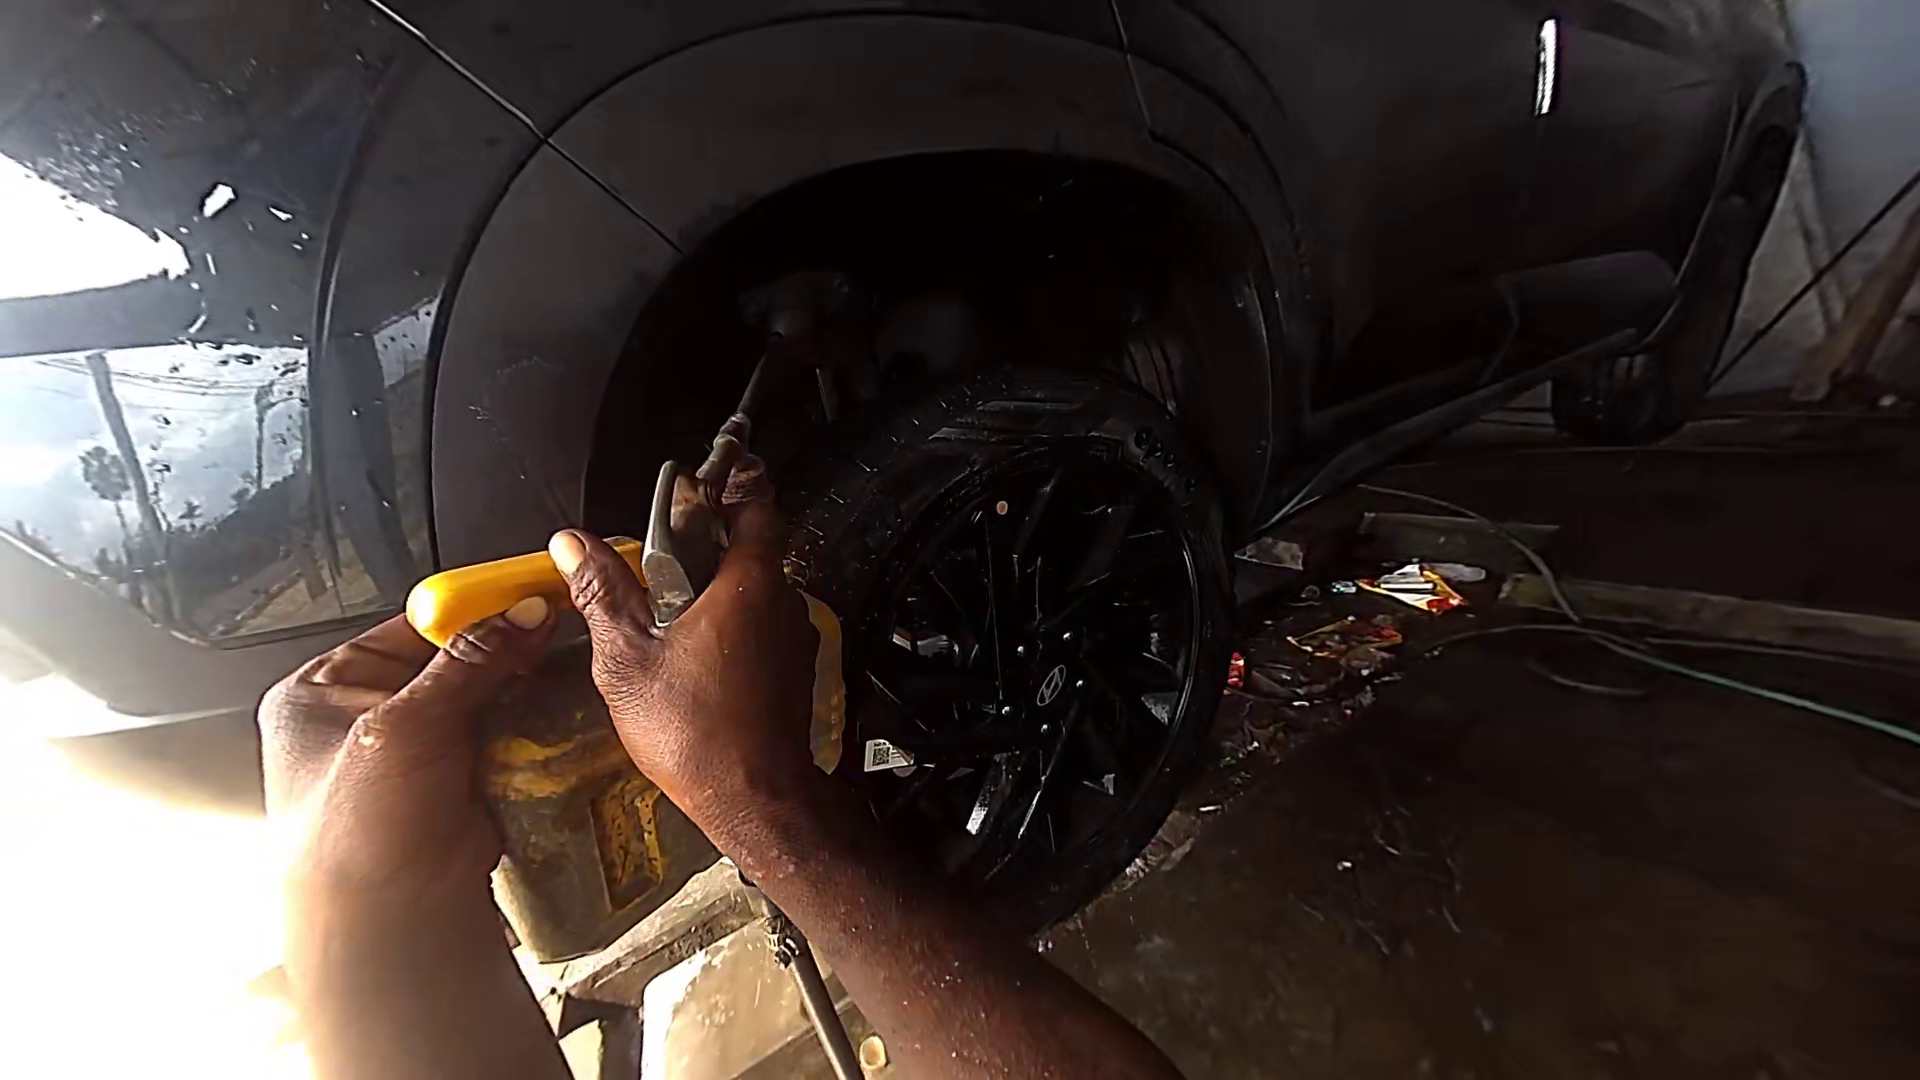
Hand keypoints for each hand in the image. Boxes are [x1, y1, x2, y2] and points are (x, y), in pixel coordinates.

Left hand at [258, 605, 555, 911]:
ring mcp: (425, 733)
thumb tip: (525, 611)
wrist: (396, 914)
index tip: (529, 592)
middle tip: (557, 625)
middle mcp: (375, 705)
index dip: (476, 605)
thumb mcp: (406, 727)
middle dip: (509, 641)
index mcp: (328, 687)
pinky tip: (559, 694)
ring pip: (491, 680)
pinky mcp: (467, 756)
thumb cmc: (361, 832)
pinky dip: (535, 702)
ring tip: (565, 657)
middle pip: (460, 648)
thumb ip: (470, 661)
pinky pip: (509, 712)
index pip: (416, 622)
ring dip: (526, 673)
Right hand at [547, 503, 820, 839]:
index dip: (730, 497)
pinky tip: (705, 653)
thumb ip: (604, 593)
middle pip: (757, 549)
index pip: (757, 510)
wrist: (754, 791)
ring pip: (761, 589)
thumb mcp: (629, 658)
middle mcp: (783, 600)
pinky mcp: (797, 661)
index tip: (699, 501)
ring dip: (724, 591)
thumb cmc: (694, 730)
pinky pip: (768, 622)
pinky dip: (740, 622)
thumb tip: (575, 544)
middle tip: (668, 571)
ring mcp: (796, 632)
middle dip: (713, 551)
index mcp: (749, 584)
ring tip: (678, 617)